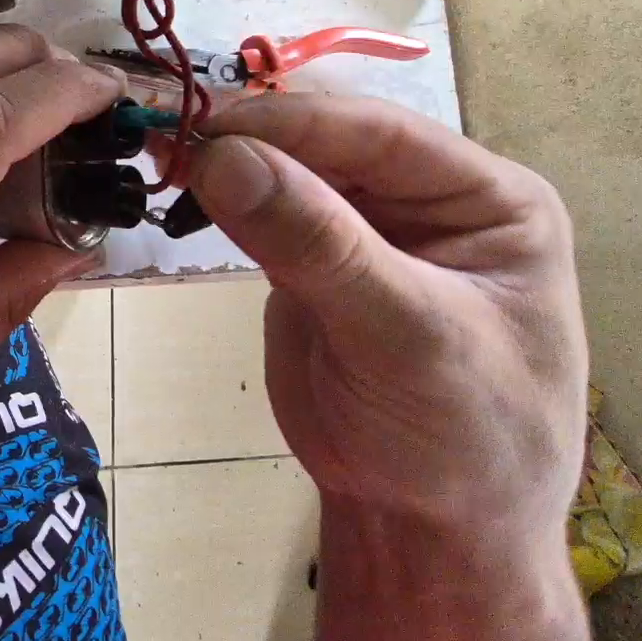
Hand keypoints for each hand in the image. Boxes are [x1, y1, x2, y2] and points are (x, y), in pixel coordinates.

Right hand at [186, 94, 588, 640]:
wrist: (422, 519)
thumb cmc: (457, 436)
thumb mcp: (402, 338)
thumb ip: (317, 246)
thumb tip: (221, 156)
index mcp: (485, 198)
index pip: (376, 132)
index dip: (287, 121)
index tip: (202, 125)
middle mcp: (424, 196)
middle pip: (322, 139)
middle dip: (244, 134)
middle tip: (164, 135)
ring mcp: (362, 223)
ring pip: (281, 165)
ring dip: (219, 159)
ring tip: (157, 151)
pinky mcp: (307, 253)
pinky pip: (257, 205)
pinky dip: (215, 194)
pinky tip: (175, 185)